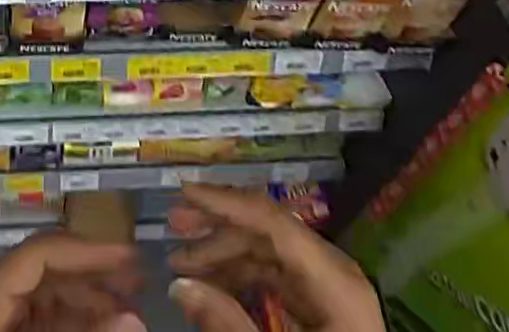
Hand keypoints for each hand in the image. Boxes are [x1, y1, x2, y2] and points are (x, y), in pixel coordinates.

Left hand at [0, 231, 145, 331]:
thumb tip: (133, 320)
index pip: (42, 253)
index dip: (87, 250)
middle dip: (95, 277)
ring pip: (50, 297)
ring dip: (90, 303)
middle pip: (48, 272)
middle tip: (141, 284)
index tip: (130, 257)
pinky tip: (105, 330)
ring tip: (131, 314)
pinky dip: (75, 326)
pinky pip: (44, 321)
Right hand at [166, 184, 386, 331]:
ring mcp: (334, 293)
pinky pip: (280, 279)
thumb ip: (228, 325)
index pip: (270, 220)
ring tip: (183, 262)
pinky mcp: (329, 313)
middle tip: (172, 225)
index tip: (183, 191)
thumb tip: (180, 285)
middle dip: (218, 228)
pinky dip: (245, 277)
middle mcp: (335, 274)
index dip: (224, 202)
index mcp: (334, 281)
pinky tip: (215, 285)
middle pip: (268, 233)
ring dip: (226, 254)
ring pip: (271, 255)